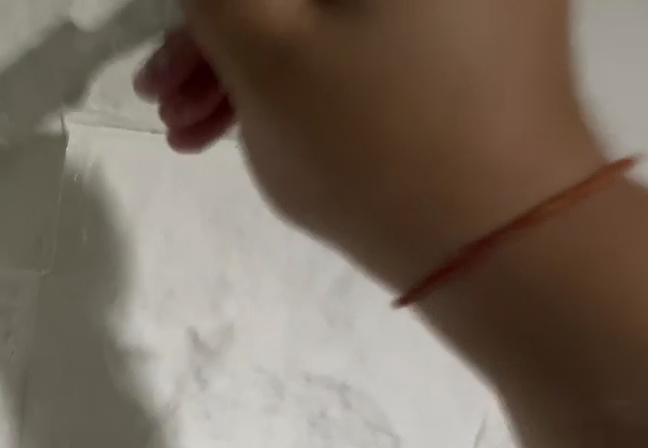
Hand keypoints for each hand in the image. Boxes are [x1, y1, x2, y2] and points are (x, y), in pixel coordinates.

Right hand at [135, 0, 608, 288]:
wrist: (486, 227)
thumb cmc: (365, 135)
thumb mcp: (263, 55)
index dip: (208, 8)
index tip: (164, 56)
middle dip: (217, 31)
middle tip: (161, 97)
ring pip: (321, 7)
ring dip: (240, 60)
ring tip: (187, 130)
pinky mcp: (467, 27)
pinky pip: (359, 29)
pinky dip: (294, 67)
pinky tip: (240, 122)